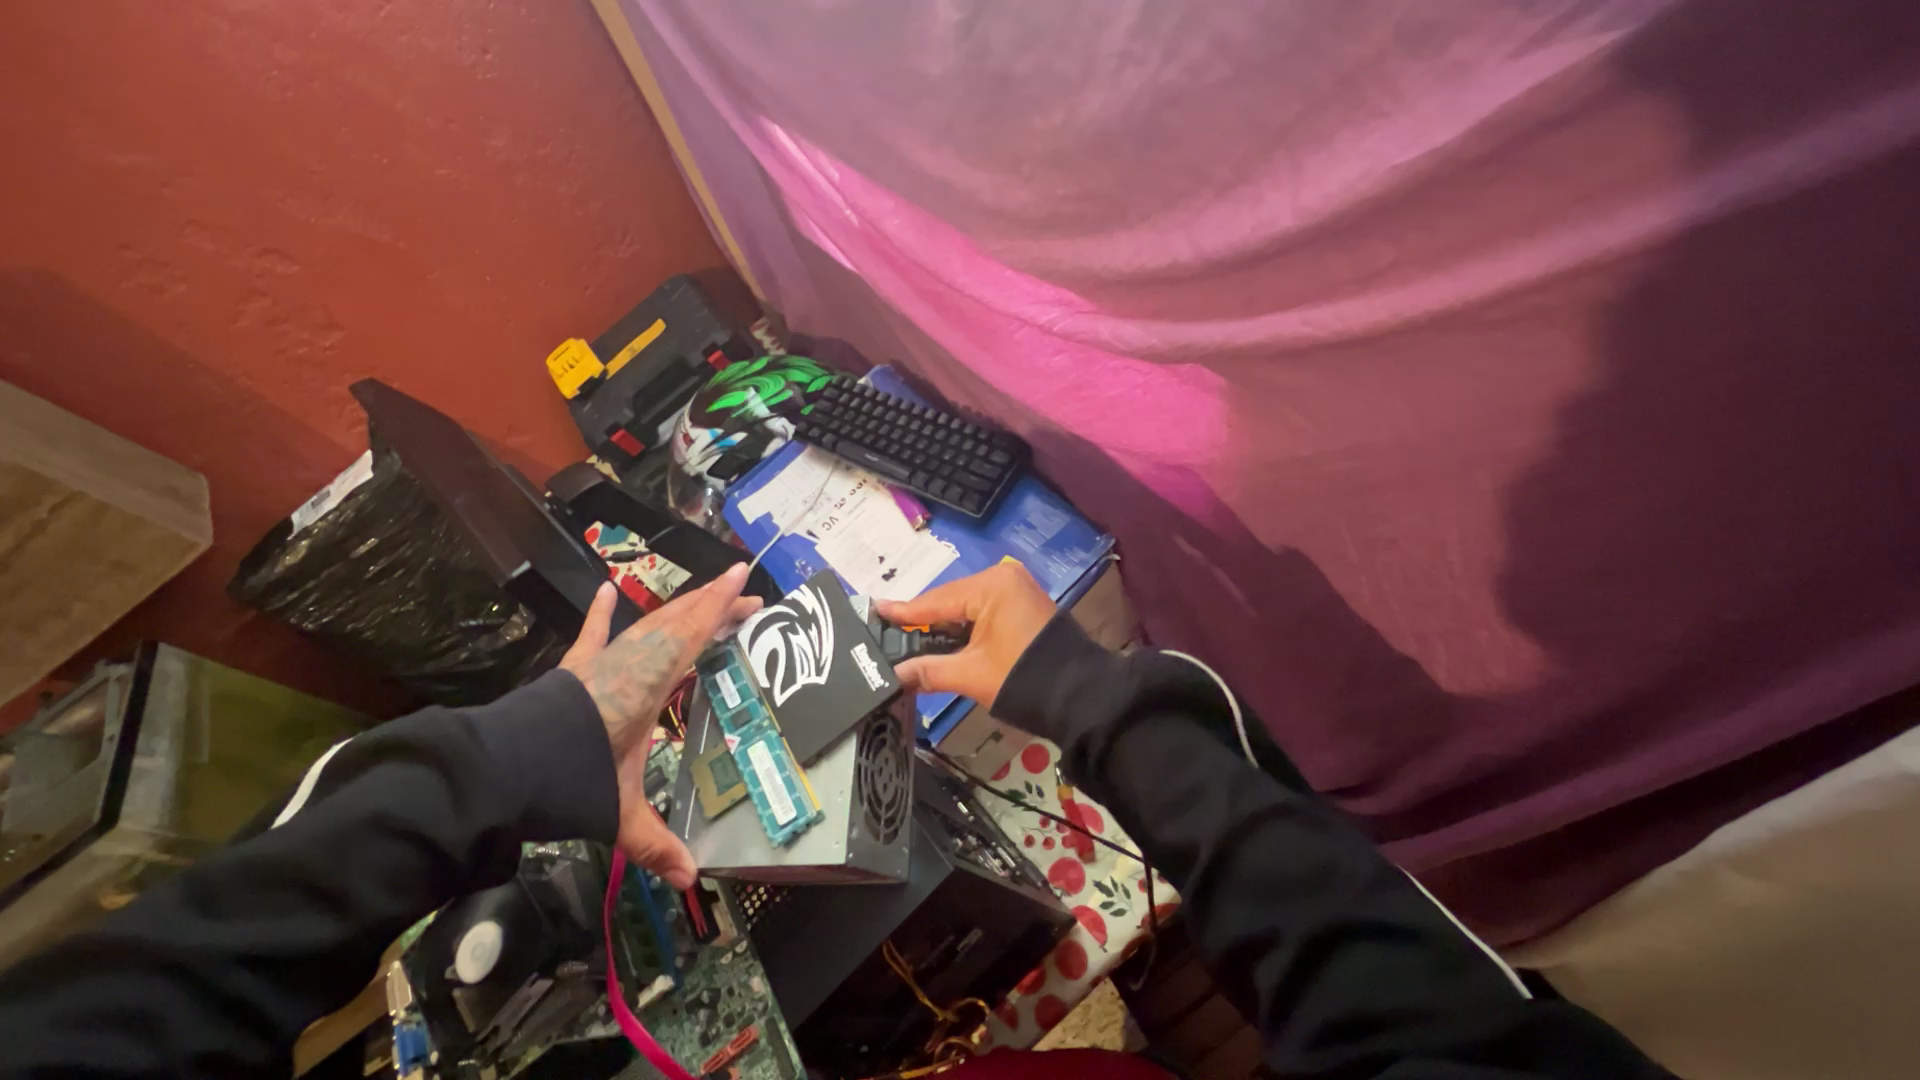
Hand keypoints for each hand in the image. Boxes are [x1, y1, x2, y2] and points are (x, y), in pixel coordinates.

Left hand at [559, 564, 761, 888]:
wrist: (497, 770)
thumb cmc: (568, 781)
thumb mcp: (618, 814)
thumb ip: (655, 844)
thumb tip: (693, 879)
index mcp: (649, 685)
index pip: (692, 634)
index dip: (720, 606)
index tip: (744, 579)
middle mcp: (630, 663)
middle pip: (677, 622)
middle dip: (714, 605)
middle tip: (748, 596)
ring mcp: (601, 663)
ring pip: (647, 623)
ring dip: (680, 608)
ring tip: (705, 596)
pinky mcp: (576, 670)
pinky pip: (592, 635)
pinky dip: (600, 613)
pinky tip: (606, 590)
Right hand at [874, 561, 1053, 711]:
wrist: (1081, 697)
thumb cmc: (1023, 680)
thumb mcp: (970, 675)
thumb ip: (927, 670)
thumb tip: (891, 676)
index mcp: (990, 585)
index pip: (935, 601)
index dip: (903, 612)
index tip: (874, 611)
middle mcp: (1003, 578)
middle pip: (950, 602)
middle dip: (922, 622)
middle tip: (888, 633)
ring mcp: (1017, 590)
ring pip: (967, 608)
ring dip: (943, 627)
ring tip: (909, 640)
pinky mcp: (1024, 605)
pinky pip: (984, 612)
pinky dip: (965, 628)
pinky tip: (944, 642)